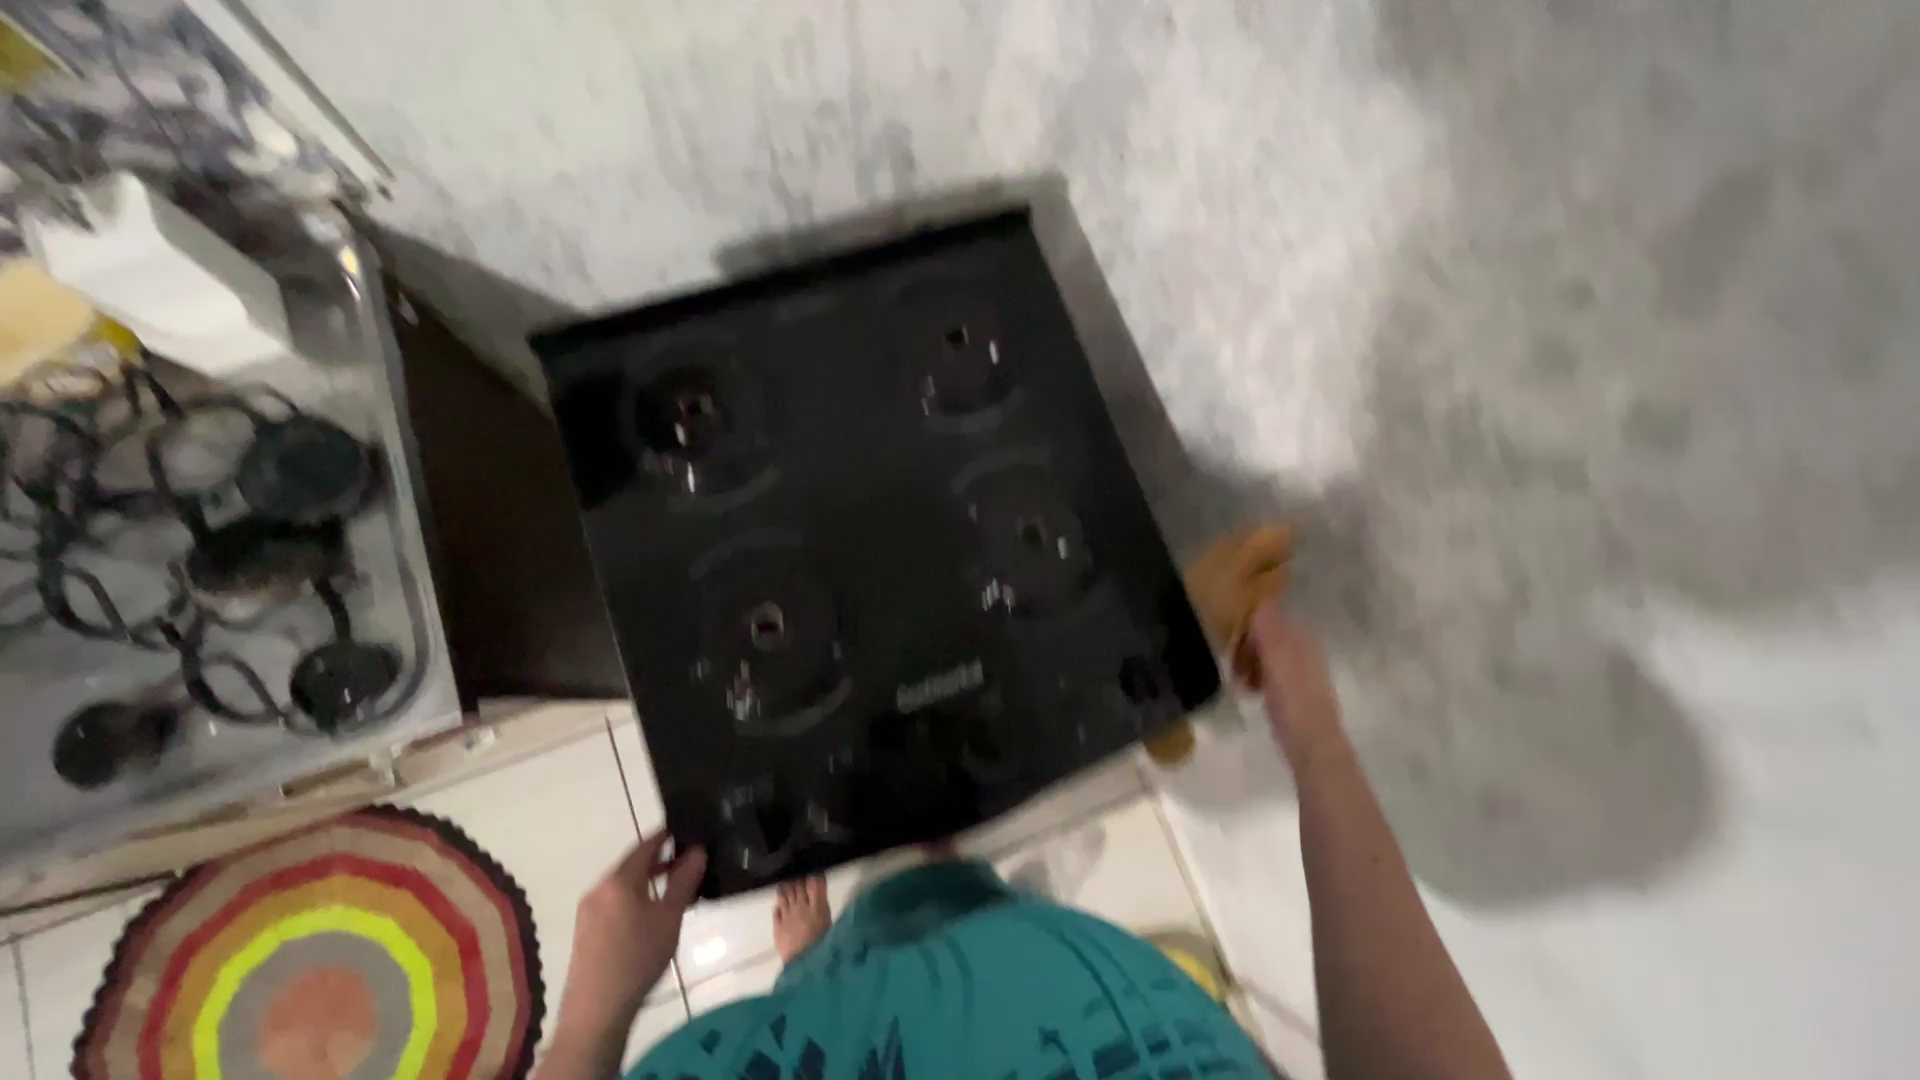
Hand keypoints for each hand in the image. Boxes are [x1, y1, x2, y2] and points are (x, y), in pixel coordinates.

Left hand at [554, 830, 705, 1035]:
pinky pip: (613, 902)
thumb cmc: (638, 958)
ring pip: (622, 886)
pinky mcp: (585, 932)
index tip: (685, 829)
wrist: (596, 1011)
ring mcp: (588, 911)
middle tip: (687, 861)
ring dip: (647, 882)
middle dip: (659, 861)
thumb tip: (697, 851)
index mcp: (618, 880)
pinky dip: (634, 898)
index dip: (665, 835)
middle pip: (632, 865)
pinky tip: (649, 915)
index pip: (645, 845)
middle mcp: (599, 889)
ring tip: (673, 889)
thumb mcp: (669, 918)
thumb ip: (683, 881)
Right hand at [1246, 603, 1346, 770]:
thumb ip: (1270, 632)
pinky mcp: (1290, 691)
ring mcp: (1297, 672)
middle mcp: (1301, 651)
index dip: (1246, 625)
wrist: (1312, 745)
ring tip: (1237, 679)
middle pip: (1265, 635)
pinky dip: (1254, 677)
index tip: (1228, 638)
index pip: (1268, 617)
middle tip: (1231, 663)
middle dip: (1244, 645)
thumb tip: (1261, 600)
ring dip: (1247, 662)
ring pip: (1264, 655)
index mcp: (1300, 640)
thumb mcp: (1279, 662)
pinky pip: (1267, 673)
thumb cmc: (1294, 702)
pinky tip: (1247, 690)